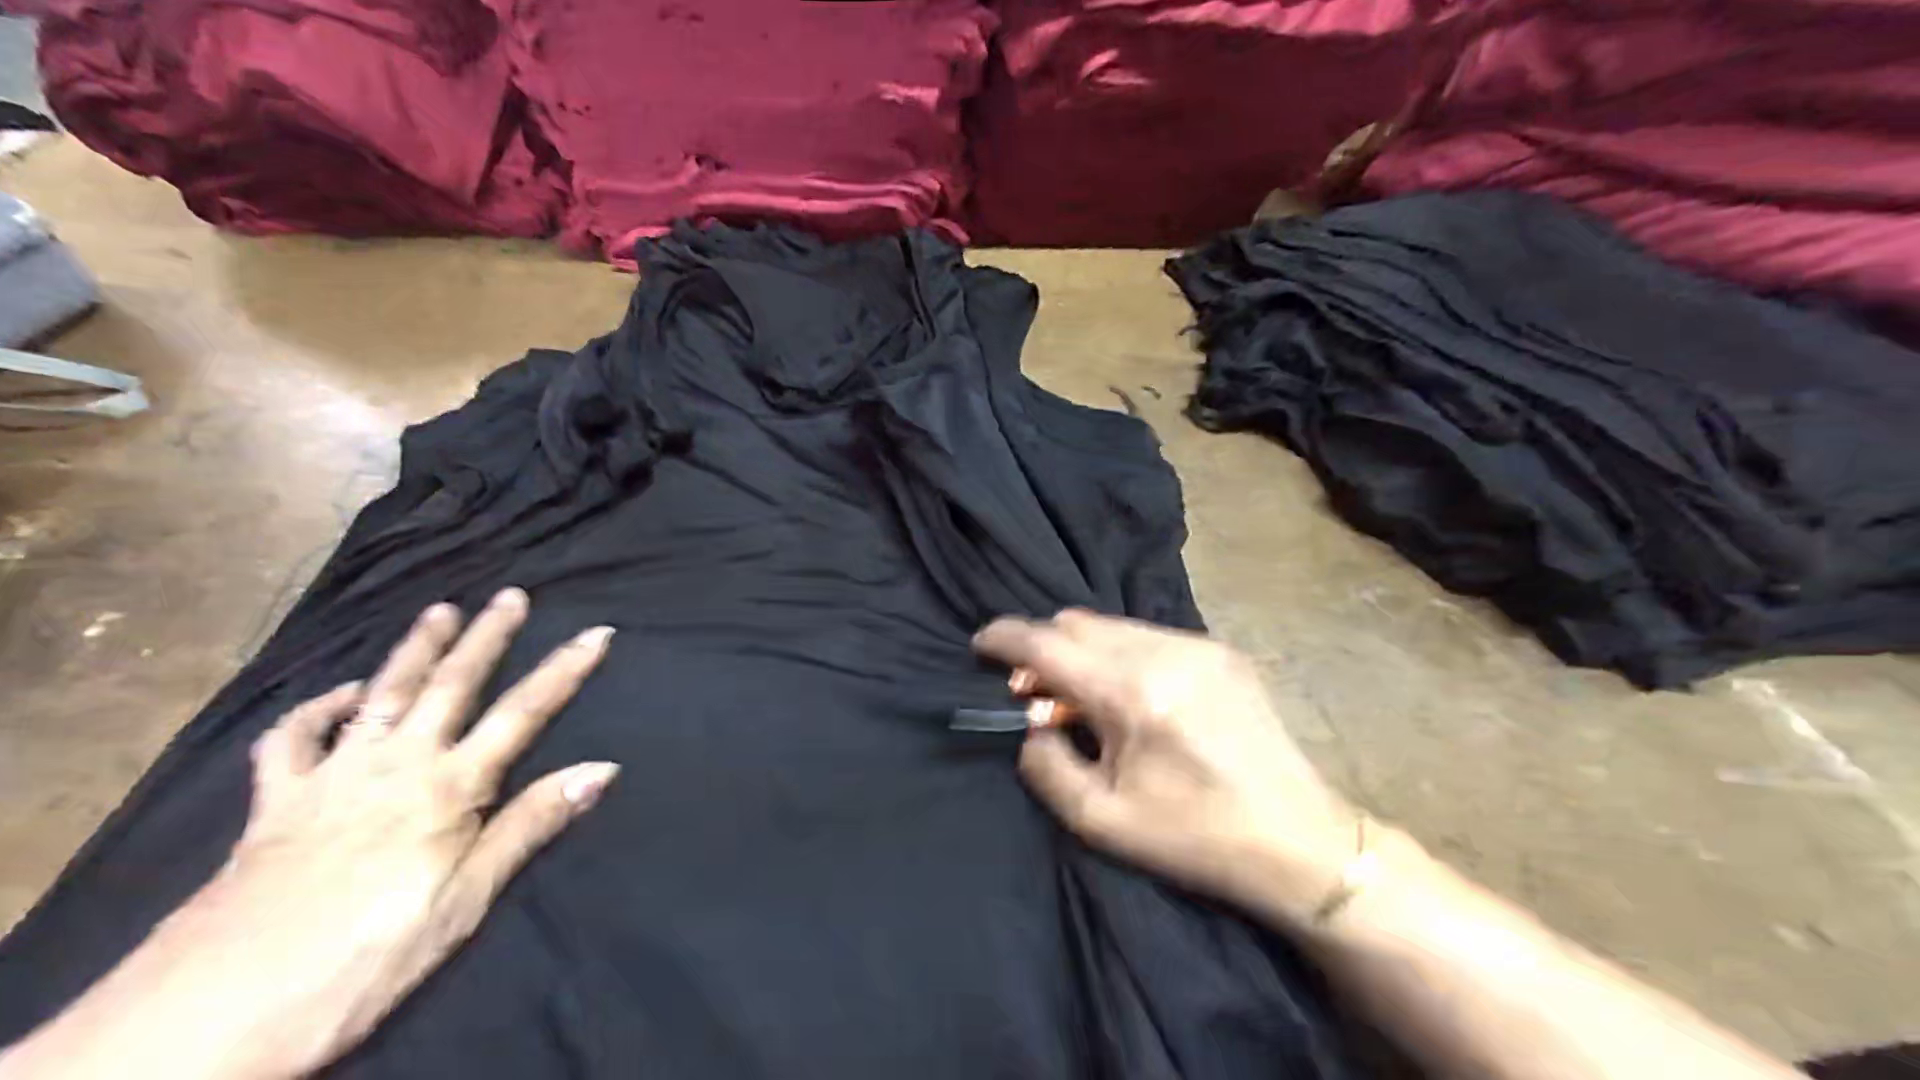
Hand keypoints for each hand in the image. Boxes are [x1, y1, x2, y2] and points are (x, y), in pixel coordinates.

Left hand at [114, 590, 615, 1079]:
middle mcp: (395, 766)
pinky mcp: (275, 804)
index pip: (524, 714)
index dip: (564, 670)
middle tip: (510, 595)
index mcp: (447, 789)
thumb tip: (602, 767)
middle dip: (487, 637)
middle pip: (451, 686)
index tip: (597, 633)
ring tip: (439, 610)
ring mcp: (330, 779)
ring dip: (415, 649)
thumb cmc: (360, 963)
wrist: (202, 1022)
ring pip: (383, 695)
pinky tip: (342, 694)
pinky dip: (317, 710)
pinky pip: (293, 742)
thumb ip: (530, 825)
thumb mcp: (463, 903)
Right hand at [973, 610, 1357, 927]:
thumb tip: (1031, 723)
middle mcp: (1164, 652)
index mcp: (1133, 693)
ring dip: (1080, 651)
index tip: (979, 643)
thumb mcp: (1101, 821)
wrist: (1301, 842)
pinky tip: (1126, 696)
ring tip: (1079, 699)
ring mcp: (1198, 645)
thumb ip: (1046, 764)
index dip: (1004, 637)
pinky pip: (1146, 635)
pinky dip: (1117, 653)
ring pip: (1111, 625)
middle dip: (1041, 648)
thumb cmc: (1195, 837)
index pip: (1047, 643)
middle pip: (1076, 623)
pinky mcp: (1220, 651)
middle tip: (1030, 692)